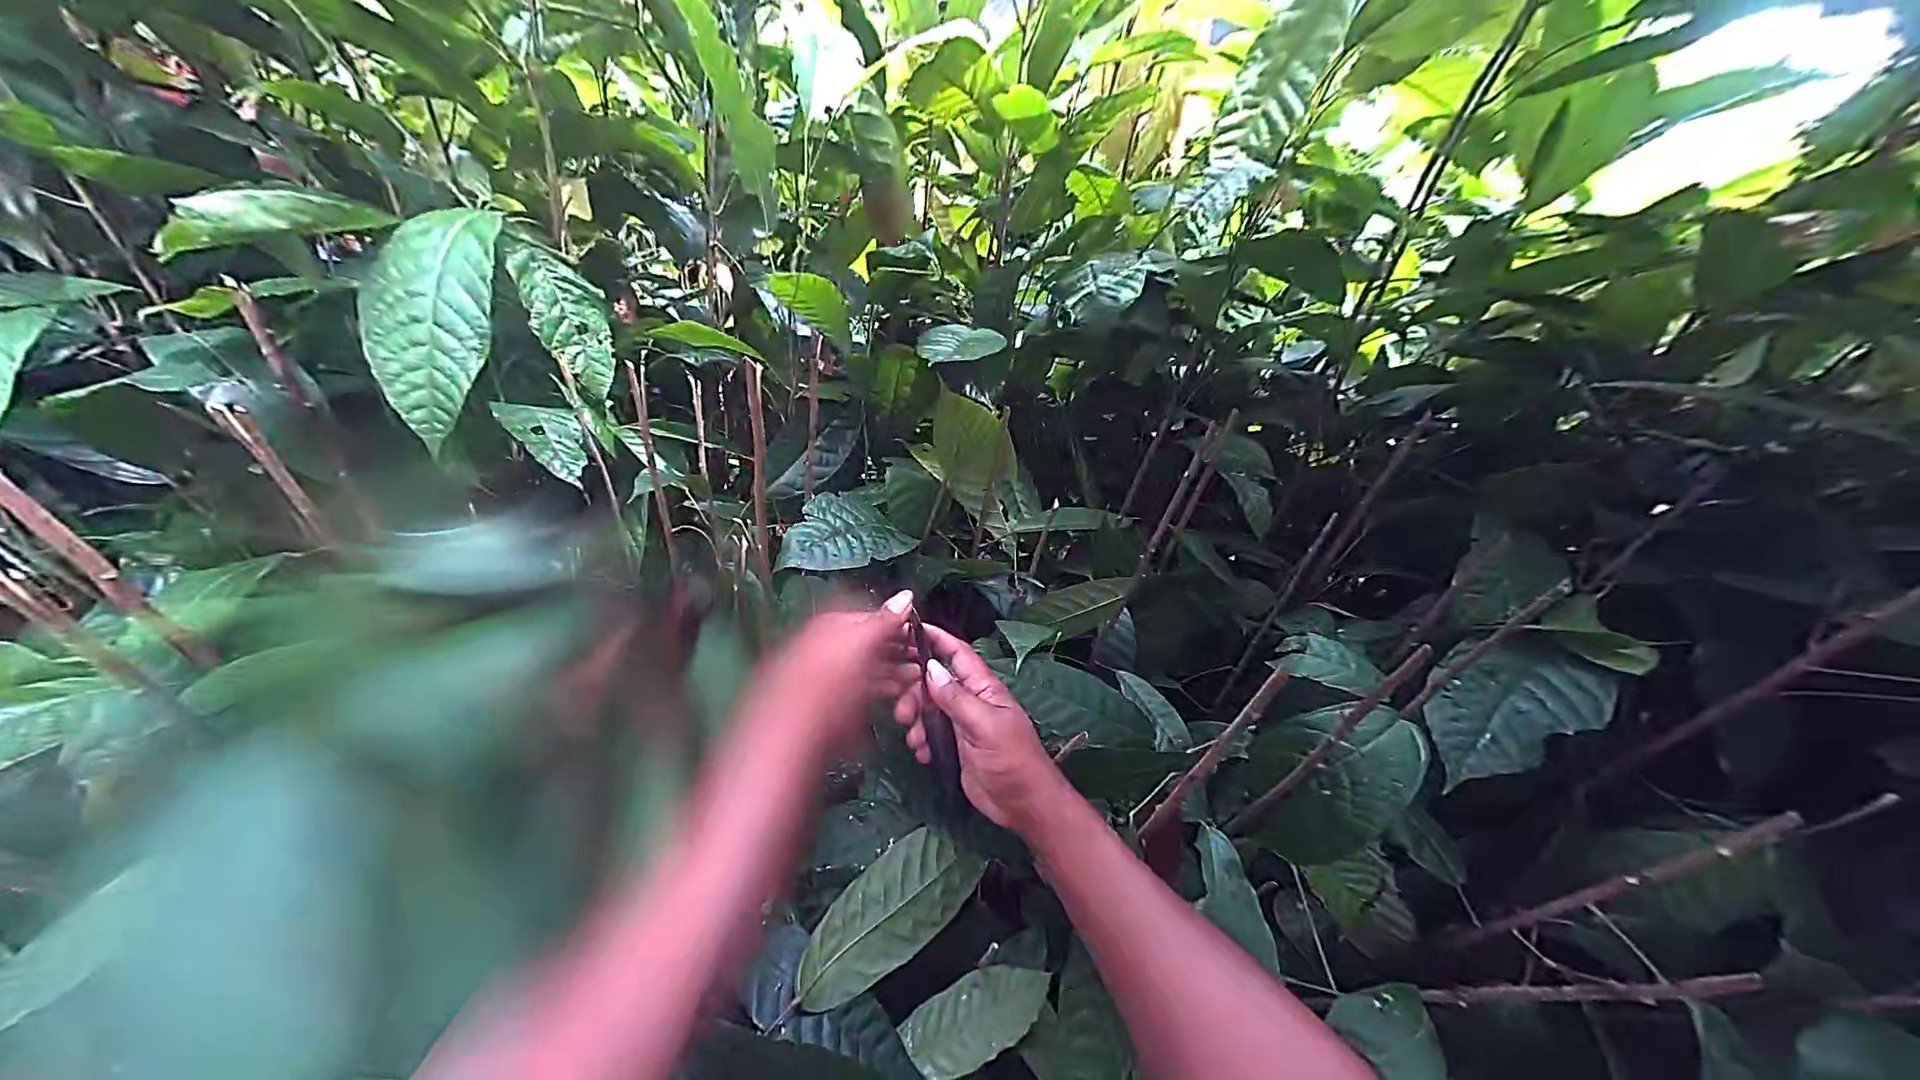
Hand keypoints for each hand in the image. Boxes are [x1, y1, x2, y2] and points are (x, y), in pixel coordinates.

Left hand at [741, 591, 919, 753]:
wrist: (791, 734)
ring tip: (916, 685)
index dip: (902, 628)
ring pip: (875, 668)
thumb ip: (883, 621)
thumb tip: (906, 596)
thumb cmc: (822, 686)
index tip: (922, 642)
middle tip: (923, 667)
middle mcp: (833, 645)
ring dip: (898, 676)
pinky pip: (868, 689)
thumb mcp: (858, 644)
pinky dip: (885, 691)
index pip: (877, 617)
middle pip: (877, 643)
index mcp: (834, 625)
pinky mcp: (838, 699)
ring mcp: (835, 673)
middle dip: (903, 655)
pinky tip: (900, 699)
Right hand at [893, 622, 1070, 831]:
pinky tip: (922, 752)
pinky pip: (930, 731)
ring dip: (915, 718)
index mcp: (984, 688)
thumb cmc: (1013, 761)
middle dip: (915, 690)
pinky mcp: (955, 744)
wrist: (1024, 805)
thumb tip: (931, 668)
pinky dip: (921, 738)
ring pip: (929, 706)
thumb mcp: (985, 725)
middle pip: (935, 680)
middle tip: (903, 711)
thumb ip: (957, 698)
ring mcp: (962, 722)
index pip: (958, 653)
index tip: (910, 629)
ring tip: (913, 738)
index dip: (937, 639)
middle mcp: (971, 700)